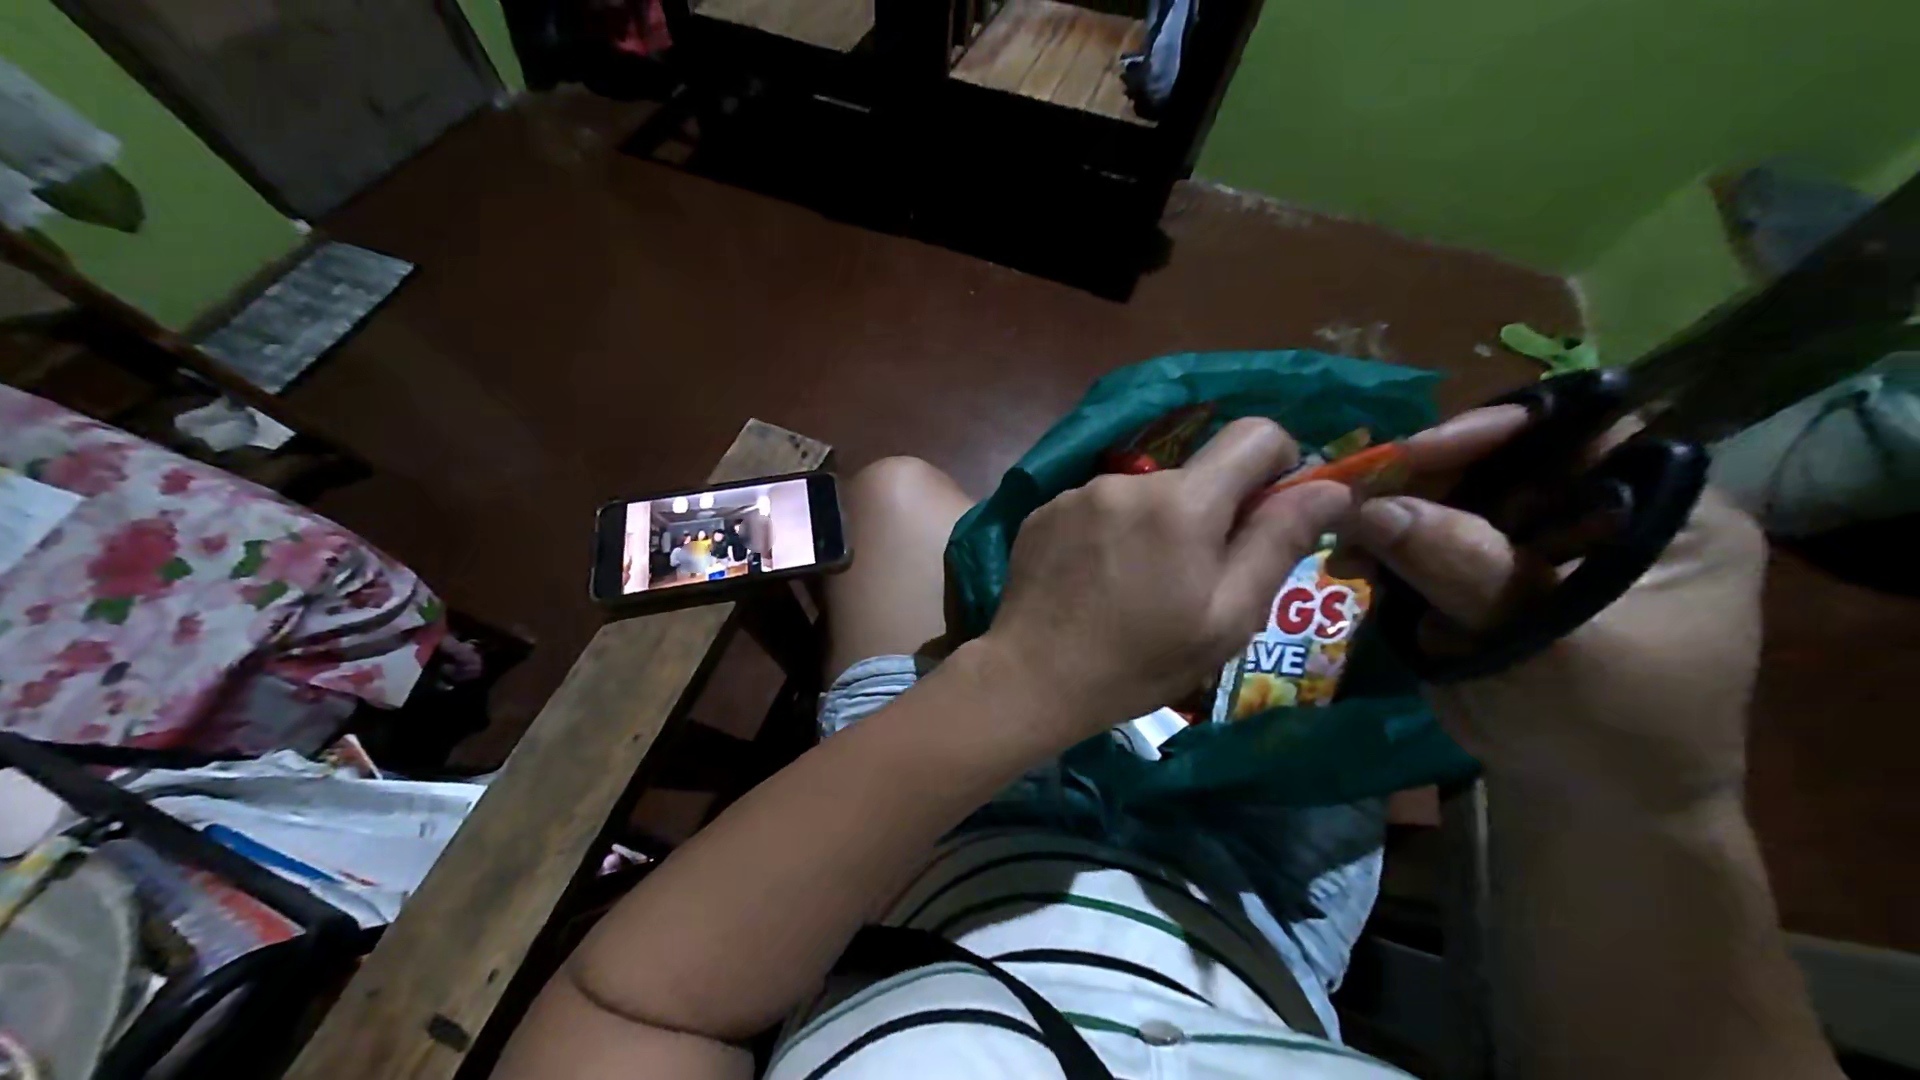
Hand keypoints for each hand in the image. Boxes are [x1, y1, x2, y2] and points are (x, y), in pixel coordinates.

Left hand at [977, 418, 1351, 743]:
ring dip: (1156, 525)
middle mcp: (1129, 481)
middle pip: (1196, 474)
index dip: (1277, 465)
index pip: (1254, 434)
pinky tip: (1095, 579)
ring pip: (1145, 494)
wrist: (1032, 677)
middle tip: (1191, 580)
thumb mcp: (1228, 616)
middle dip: (1209, 514)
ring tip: (1135, 586)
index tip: (1266, 515)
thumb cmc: (1140, 661)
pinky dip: (1111, 532)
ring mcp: (1079, 492)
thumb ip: (1279, 542)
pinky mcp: (1045, 509)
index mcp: (1183, 502)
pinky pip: (1100, 506)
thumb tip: (1330, 488)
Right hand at [1347, 411, 1767, 813]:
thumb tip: (1373, 509)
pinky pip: (1421, 542)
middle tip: (1360, 501)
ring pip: (1447, 501)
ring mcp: (1527, 546)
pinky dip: (1382, 550)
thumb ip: (1469, 569)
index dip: (1502, 428)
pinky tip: (1353, 566)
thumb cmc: (1610, 726)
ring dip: (1391, 517)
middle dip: (1425, 479)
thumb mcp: (1555, 645)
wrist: (1584, 800)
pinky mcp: (1477, 576)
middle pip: (1499, 462)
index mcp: (1661, 515)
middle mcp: (1593, 515)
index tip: (1419, 455)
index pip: (1585, 431)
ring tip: (1347, 546)